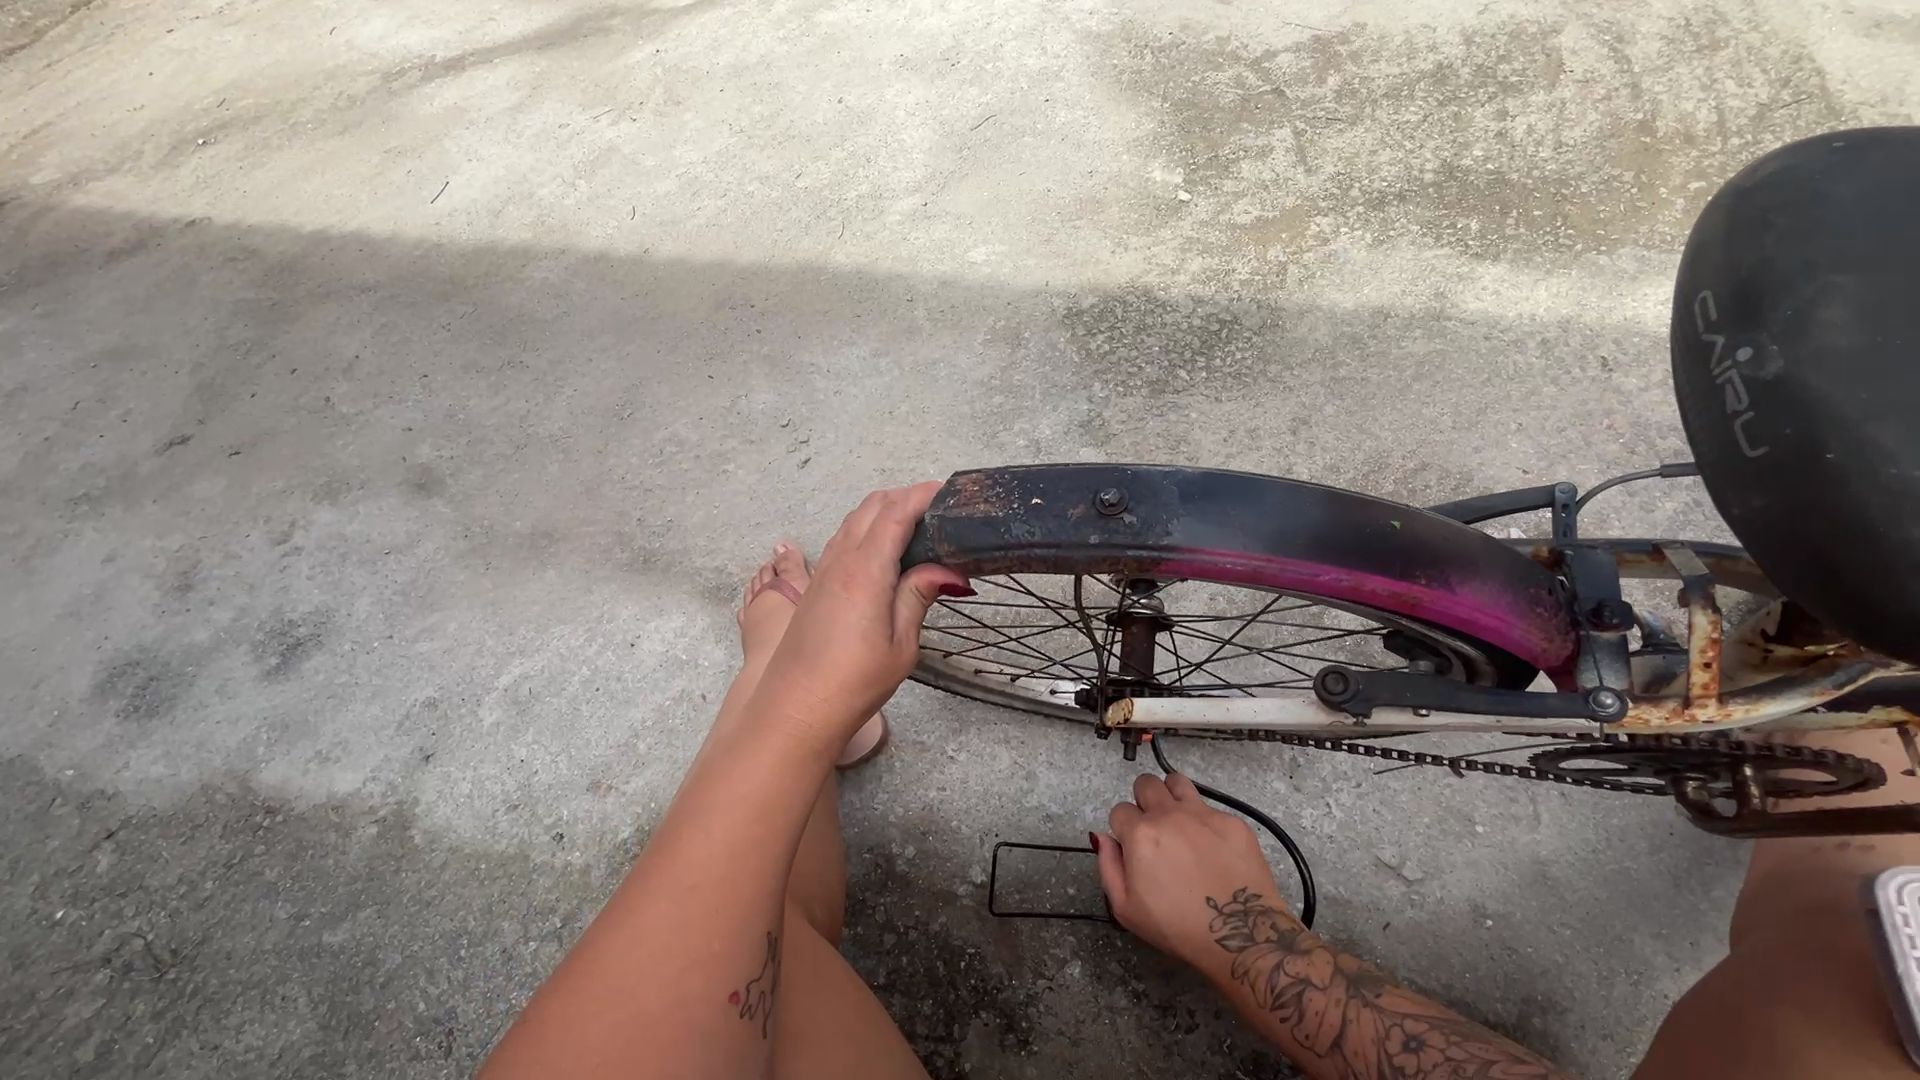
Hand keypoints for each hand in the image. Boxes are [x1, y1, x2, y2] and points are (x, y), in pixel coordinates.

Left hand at [749, 482, 969, 741]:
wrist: (794, 708)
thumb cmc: (852, 682)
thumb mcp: (900, 644)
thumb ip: (918, 596)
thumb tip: (946, 569)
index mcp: (865, 570)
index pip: (896, 513)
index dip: (922, 495)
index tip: (948, 491)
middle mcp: (840, 561)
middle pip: (871, 507)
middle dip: (904, 497)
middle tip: (937, 507)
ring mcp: (823, 572)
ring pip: (853, 520)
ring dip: (882, 511)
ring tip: (913, 522)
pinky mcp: (814, 586)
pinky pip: (842, 539)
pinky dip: (865, 528)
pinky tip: (881, 548)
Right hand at [1093, 771, 1291, 972]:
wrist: (1240, 935)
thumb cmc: (1177, 927)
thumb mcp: (1125, 908)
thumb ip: (1108, 865)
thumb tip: (1103, 837)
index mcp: (1140, 834)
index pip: (1119, 810)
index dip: (1123, 829)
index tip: (1134, 848)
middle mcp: (1170, 815)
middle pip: (1145, 783)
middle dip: (1144, 802)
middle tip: (1154, 829)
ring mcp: (1204, 814)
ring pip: (1177, 781)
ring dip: (1171, 796)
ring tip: (1179, 822)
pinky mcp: (1232, 822)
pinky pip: (1210, 808)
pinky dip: (1204, 822)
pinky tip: (1212, 848)